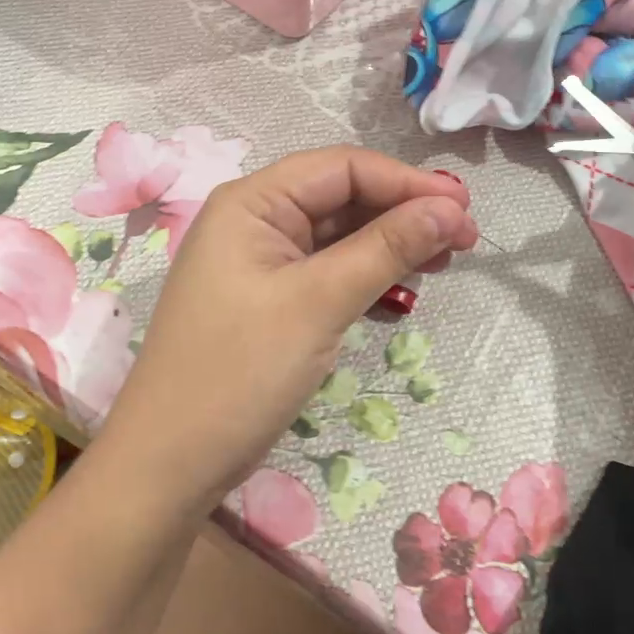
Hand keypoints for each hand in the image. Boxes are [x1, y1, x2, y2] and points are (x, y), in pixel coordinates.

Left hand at [94, 147, 477, 514]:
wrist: (169, 465)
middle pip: (344, 198)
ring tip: (444, 264)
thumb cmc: (238, 373)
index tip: (463, 210)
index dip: (407, 182)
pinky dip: (367, 278)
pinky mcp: (271, 301)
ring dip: (392, 246)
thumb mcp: (319, 303)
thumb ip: (386, 249)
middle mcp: (255, 221)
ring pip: (341, 236)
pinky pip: (329, 272)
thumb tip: (451, 209)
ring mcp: (262, 263)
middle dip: (405, 214)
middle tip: (464, 241)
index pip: (343, 168)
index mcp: (253, 203)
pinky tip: (402, 296)